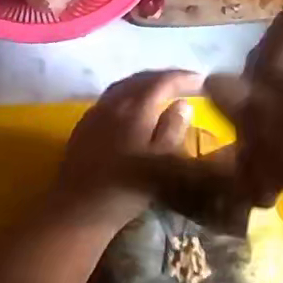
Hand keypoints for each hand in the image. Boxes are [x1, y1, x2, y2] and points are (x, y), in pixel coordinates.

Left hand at [54, 70, 201, 225]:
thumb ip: (173, 128)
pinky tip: (135, 105)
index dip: (183, 78)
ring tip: (163, 90)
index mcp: (136, 108)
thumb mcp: (161, 162)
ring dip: (146, 83)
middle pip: (142, 79)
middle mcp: (115, 102)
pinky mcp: (85, 121)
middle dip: (165, 77)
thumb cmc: (127, 188)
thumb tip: (183, 104)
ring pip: (125, 85)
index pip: (163, 82)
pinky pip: (112, 96)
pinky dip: (129, 93)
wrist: (81, 205)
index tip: (202, 80)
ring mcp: (97, 110)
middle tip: (185, 83)